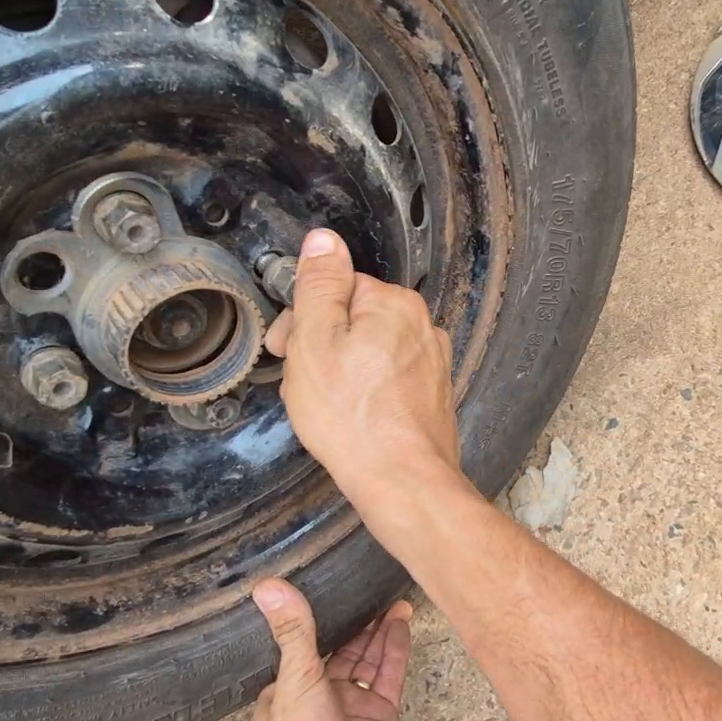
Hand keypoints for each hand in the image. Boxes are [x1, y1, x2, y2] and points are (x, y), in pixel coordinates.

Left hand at [251, 577, 412, 720]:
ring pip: (370, 660)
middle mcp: (322, 699)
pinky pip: (390, 676)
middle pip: (344, 651)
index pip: (306, 646)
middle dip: (359, 623)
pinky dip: (397, 650)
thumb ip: (292, 631)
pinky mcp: (382, 718)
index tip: (334, 589)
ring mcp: (354, 709)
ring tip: (393, 600)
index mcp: (289, 691)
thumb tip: (268, 587)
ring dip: (381, 632)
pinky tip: (402, 624)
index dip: (321, 620)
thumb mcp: (293, 678)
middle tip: (373, 590)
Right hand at [264, 228, 459, 501]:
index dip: (305, 319)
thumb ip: (319, 286)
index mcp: (395, 304)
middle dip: (324, 346)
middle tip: (306, 382)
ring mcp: (432, 362)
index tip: (289, 347)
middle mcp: (422, 327)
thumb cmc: (354, 418)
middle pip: (356, 320)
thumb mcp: (316, 341)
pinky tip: (354, 417)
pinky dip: (368, 393)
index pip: (338, 288)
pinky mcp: (432, 393)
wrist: (403, 479)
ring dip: (344, 371)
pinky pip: (389, 380)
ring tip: (330, 406)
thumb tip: (322, 241)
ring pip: (371, 352)